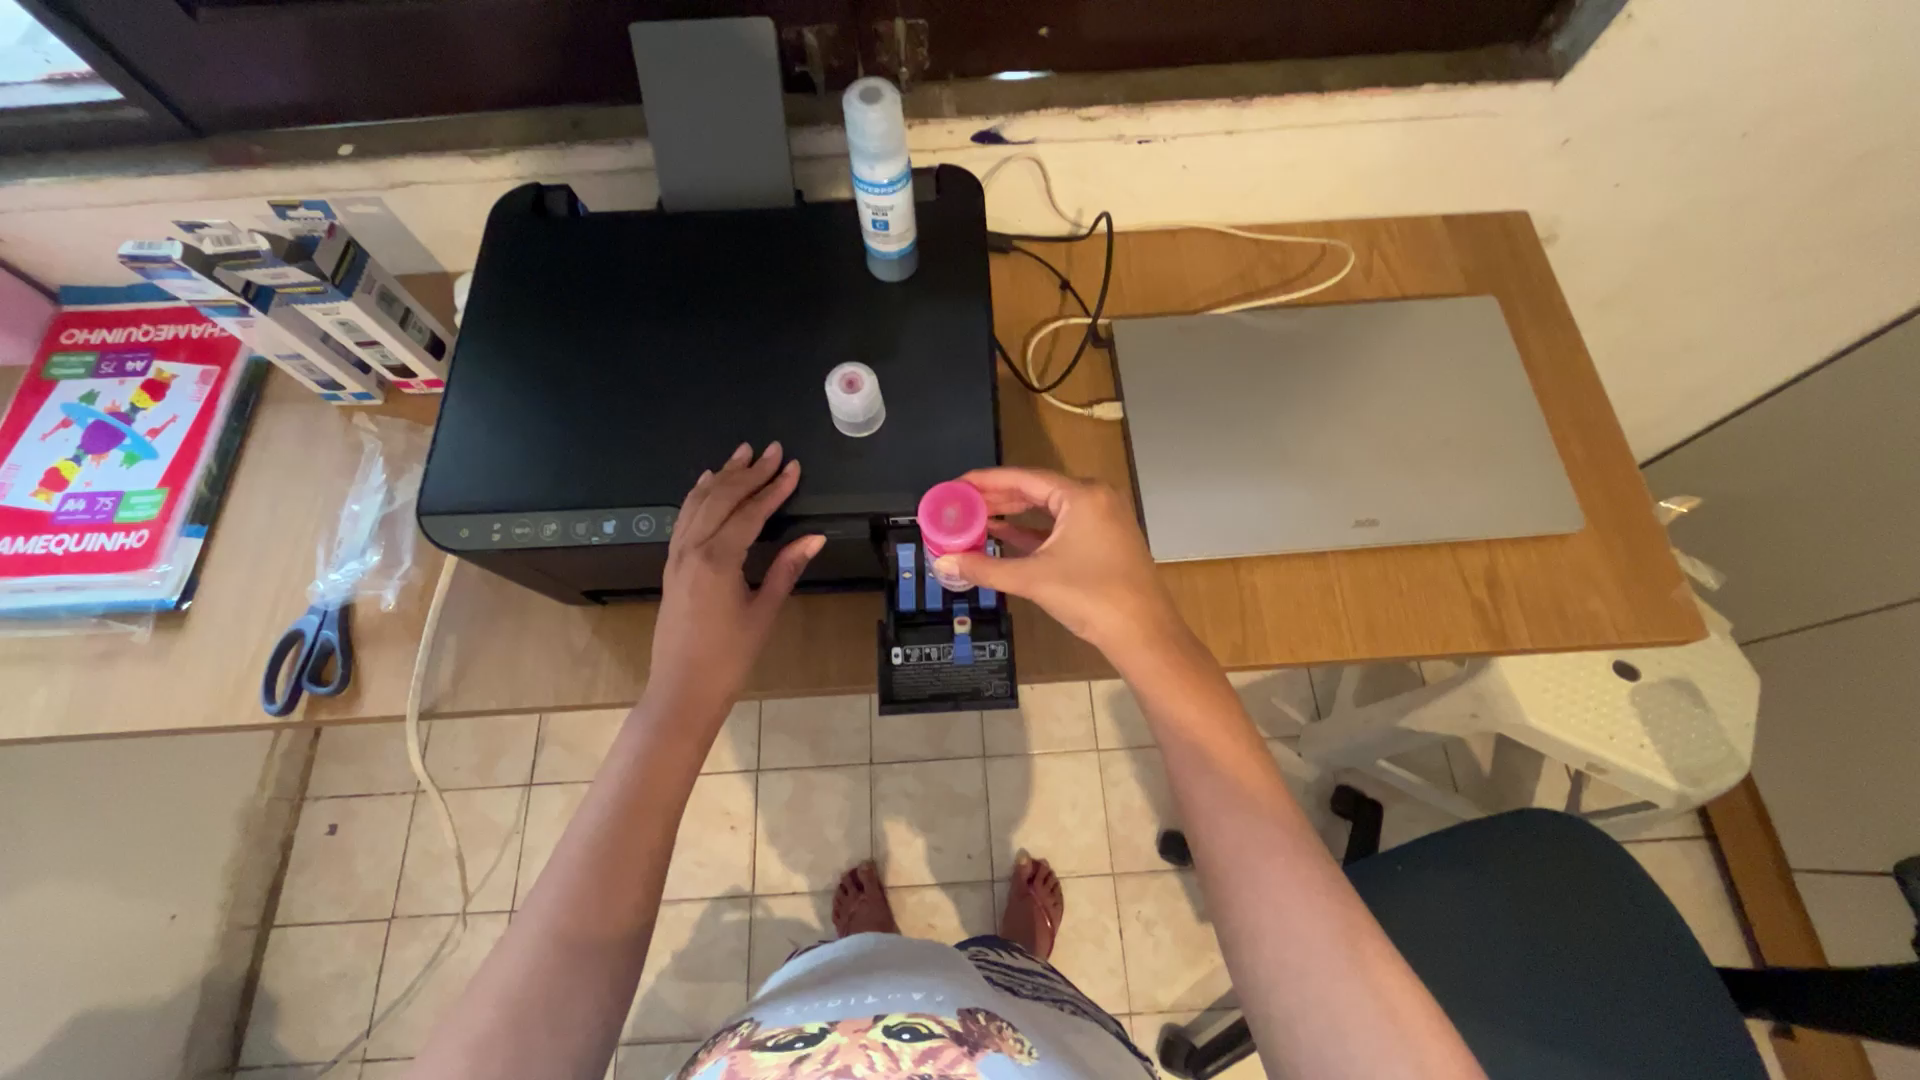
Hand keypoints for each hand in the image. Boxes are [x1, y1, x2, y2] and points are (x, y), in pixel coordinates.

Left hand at [646, 442, 823, 724]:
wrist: (682, 688)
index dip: (775, 487)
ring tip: (742, 454)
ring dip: (723, 476)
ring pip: (699, 503)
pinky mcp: (671, 565)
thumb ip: (786, 568)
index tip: (793, 466)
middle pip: (723, 498)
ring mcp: (677, 555)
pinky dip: (697, 495)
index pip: (751, 512)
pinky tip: (705, 483)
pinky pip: (684, 518)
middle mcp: (693, 549)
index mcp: (718, 559)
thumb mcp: (764, 611)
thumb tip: (814, 538)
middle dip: (750, 472)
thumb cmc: (729, 656)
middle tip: (772, 449)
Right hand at [933, 467, 1184, 660]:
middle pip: (1036, 490)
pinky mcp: (1104, 540)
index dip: (986, 481)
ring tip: (976, 518)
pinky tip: (1005, 535)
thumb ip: (986, 567)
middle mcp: (1094, 498)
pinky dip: (1033, 531)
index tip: (956, 485)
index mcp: (1081, 495)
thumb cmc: (1091, 598)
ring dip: (1013, 514)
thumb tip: (944, 563)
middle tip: (960, 504)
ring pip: (1048, 509)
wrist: (1143, 632)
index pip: (1023, 478)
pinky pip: (1061, 526)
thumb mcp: (1033, 579)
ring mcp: (1102, 518)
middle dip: (996, 498)